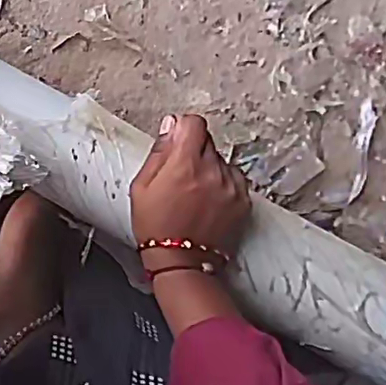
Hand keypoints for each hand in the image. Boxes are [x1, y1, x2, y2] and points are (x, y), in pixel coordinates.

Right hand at [131, 114, 251, 275]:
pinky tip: (207, 200)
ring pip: (221, 160)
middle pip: (207, 141)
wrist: (181, 260)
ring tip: (194, 191)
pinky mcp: (243, 200)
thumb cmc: (155, 225)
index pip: (194, 124)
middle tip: (180, 173)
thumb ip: (159, 152)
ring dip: (209, 168)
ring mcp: (231, 186)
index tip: (177, 139)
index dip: (183, 128)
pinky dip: (222, 183)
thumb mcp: (141, 186)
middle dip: (193, 151)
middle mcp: (213, 171)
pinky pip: (234, 179)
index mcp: (185, 164)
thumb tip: (171, 126)